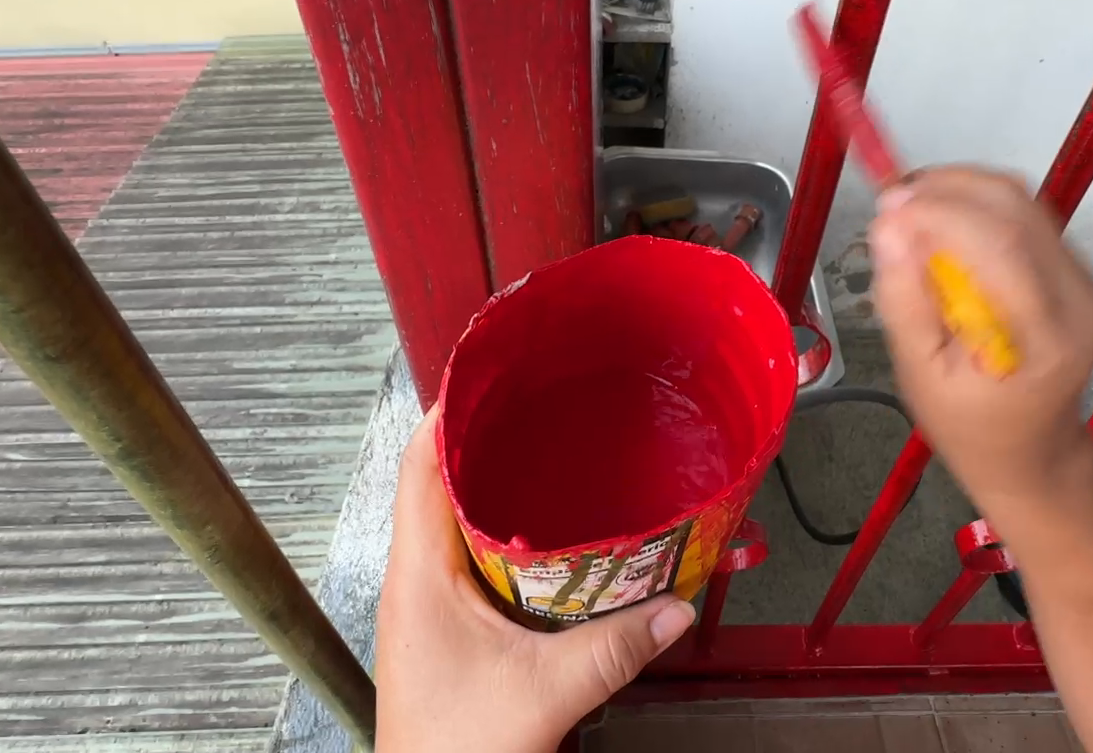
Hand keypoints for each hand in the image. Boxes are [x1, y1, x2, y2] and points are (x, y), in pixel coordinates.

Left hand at [375, 409, 696, 752]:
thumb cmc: (460, 752)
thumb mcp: (543, 694)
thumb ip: (613, 649)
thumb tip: (677, 607)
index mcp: (419, 575)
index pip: (418, 470)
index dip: (444, 416)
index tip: (485, 377)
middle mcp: (414, 576)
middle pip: (433, 481)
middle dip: (477, 436)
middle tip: (530, 401)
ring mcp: (427, 598)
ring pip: (449, 514)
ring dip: (486, 477)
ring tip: (538, 444)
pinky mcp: (446, 618)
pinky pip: (466, 547)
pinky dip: (497, 521)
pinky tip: (540, 525)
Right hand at [869, 167, 1092, 503]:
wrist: (1031, 450)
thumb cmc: (968, 423)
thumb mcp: (920, 376)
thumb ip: (905, 303)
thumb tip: (886, 230)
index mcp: (1044, 335)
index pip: (997, 244)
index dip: (937, 212)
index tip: (884, 209)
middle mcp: (1077, 295)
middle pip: (1014, 208)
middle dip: (944, 188)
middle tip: (889, 202)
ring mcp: (1082, 277)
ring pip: (1020, 199)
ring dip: (959, 187)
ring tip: (908, 208)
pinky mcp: (1073, 266)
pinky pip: (1023, 213)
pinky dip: (975, 202)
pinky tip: (938, 222)